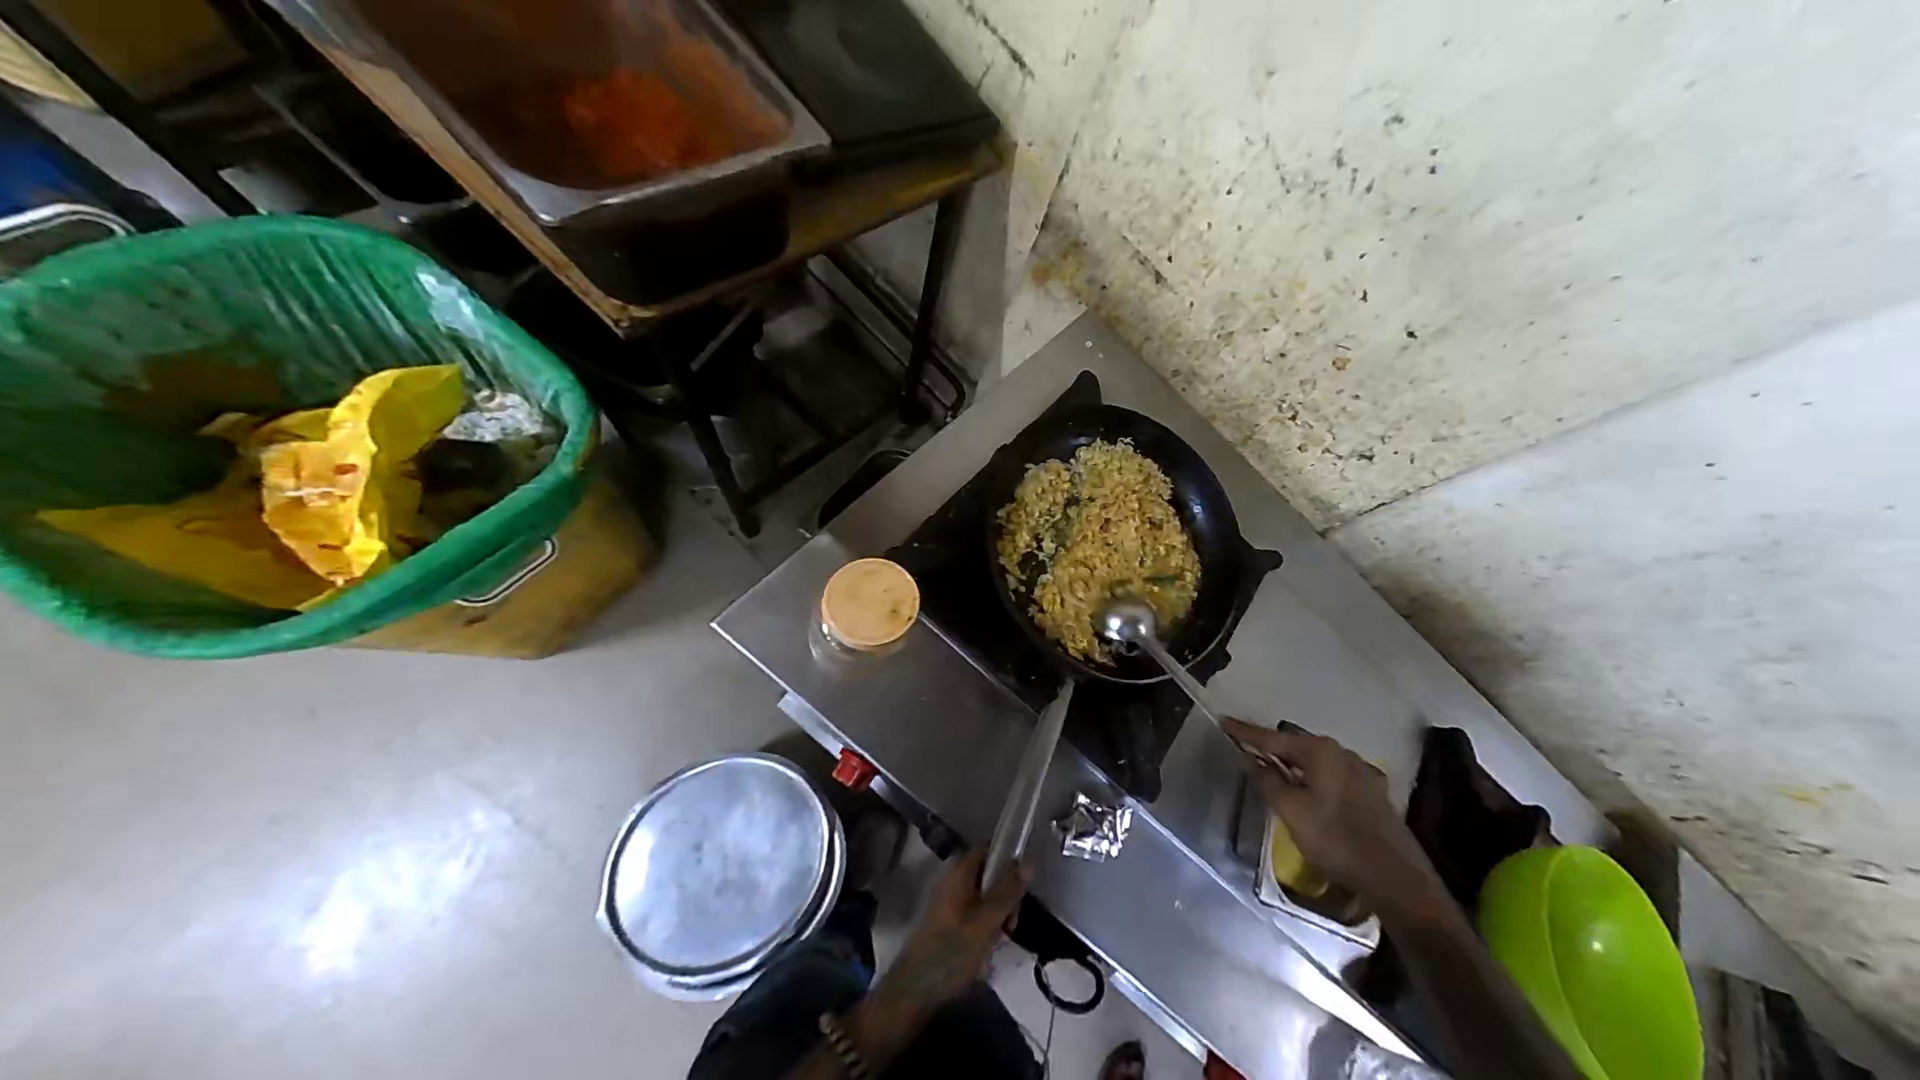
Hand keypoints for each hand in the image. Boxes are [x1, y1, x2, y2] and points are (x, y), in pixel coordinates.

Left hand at [874, 849, 1027, 1015]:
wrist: (915, 989)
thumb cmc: (952, 951)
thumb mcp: (986, 921)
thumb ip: (1007, 891)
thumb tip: (1027, 861)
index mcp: (959, 872)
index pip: (988, 849)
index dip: (1008, 860)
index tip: (1022, 886)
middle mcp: (953, 881)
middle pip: (989, 874)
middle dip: (1006, 896)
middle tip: (1011, 925)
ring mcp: (950, 902)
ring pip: (985, 897)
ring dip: (998, 916)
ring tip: (999, 941)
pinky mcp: (949, 922)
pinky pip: (976, 915)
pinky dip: (986, 928)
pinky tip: (987, 950)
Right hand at [1224, 718, 1445, 920]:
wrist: (1395, 878)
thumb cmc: (1335, 839)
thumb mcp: (1290, 810)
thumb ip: (1267, 780)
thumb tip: (1252, 759)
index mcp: (1321, 751)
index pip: (1273, 737)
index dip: (1246, 732)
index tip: (1224, 722)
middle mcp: (1343, 753)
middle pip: (1297, 745)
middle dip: (1272, 748)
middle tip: (1247, 751)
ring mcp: (1362, 772)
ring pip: (1316, 761)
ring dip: (1293, 765)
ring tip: (1272, 771)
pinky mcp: (1373, 793)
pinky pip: (1332, 776)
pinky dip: (1313, 778)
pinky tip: (1307, 791)